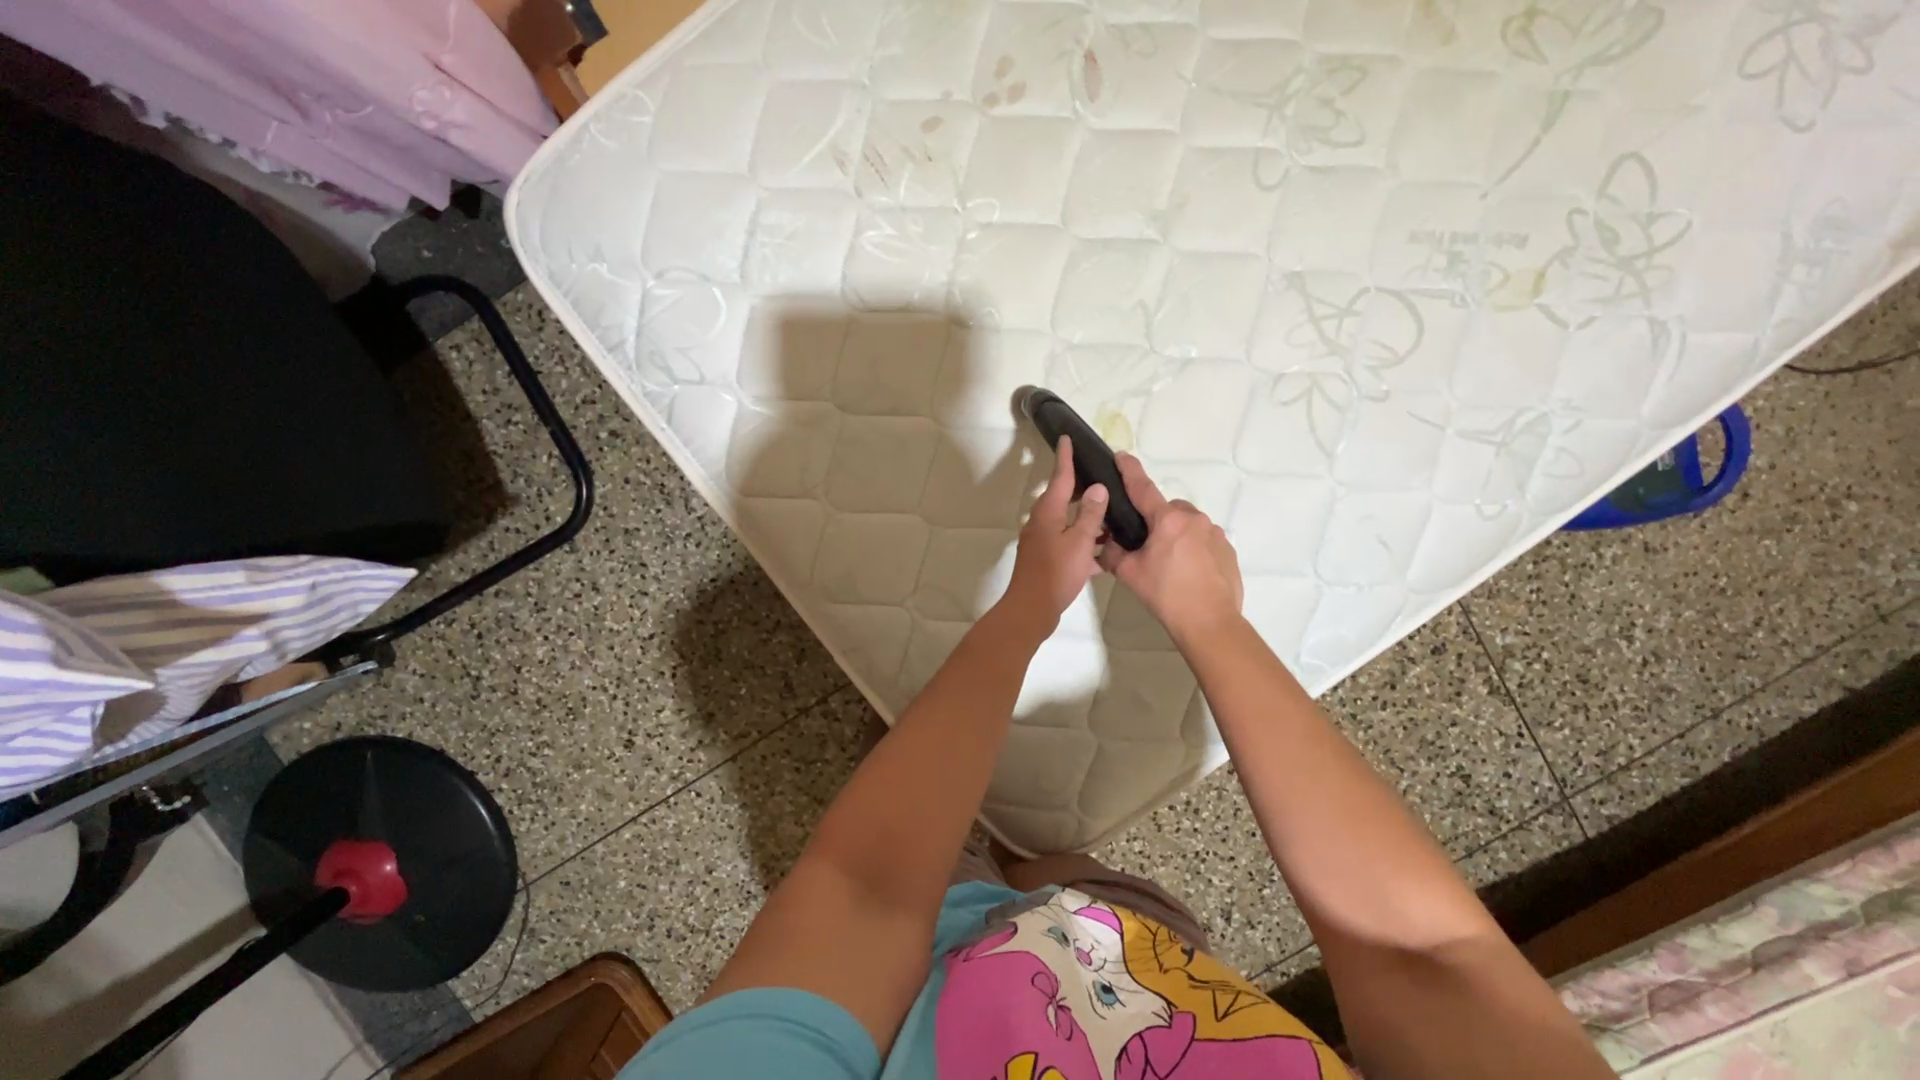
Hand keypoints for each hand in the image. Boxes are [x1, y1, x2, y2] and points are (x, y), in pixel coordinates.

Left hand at [1000, 436, 1107, 635]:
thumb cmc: (1056, 573)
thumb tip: (1097, 488)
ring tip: (1112, 516)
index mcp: (1048, 512)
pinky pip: (1069, 543)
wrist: (1032, 610)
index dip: (1065, 457)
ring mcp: (1043, 542)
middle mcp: (1042, 522)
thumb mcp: (1080, 541)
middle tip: (1103, 479)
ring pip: (1068, 522)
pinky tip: (1105, 552)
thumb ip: (1090, 514)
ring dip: (1087, 519)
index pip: (1059, 477)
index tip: (1067, 438)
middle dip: (1082, 489)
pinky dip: (1085, 543)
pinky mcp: (1047, 560)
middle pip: (1063, 498)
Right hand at [1098, 453, 1242, 642]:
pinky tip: (1189, 573)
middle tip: (1148, 549)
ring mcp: (1215, 533)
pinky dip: (1194, 550)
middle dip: (1157, 522)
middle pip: (1168, 510)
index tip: (1122, 455)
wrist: (1210, 622)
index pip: (1143, 488)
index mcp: (1167, 520)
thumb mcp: (1130, 575)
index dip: (1129, 471)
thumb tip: (1103, 545)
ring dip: (1177, 536)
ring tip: (1170, 565)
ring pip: (1188, 525)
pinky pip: (1205, 540)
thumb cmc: (1166, 595)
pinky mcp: (1228, 549)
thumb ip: (1112, 554)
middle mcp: (1193, 519)